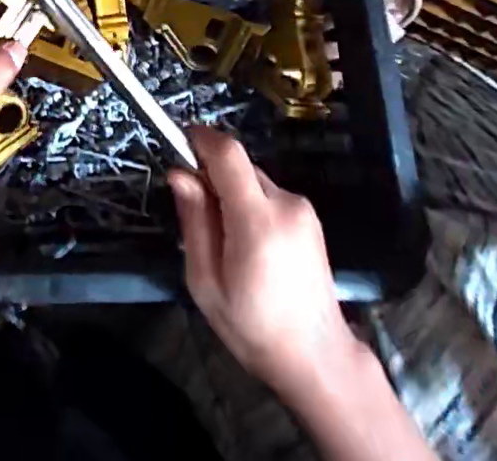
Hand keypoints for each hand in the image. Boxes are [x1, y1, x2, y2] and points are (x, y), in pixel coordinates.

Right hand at [168, 126, 368, 408]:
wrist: (317, 359)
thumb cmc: (252, 326)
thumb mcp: (205, 280)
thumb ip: (194, 220)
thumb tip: (179, 173)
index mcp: (257, 220)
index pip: (228, 153)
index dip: (201, 138)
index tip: (178, 141)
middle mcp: (285, 204)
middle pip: (239, 165)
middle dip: (211, 175)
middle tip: (194, 210)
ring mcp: (303, 209)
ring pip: (253, 178)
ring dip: (230, 191)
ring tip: (223, 237)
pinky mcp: (310, 217)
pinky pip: (268, 193)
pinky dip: (250, 202)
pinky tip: (247, 242)